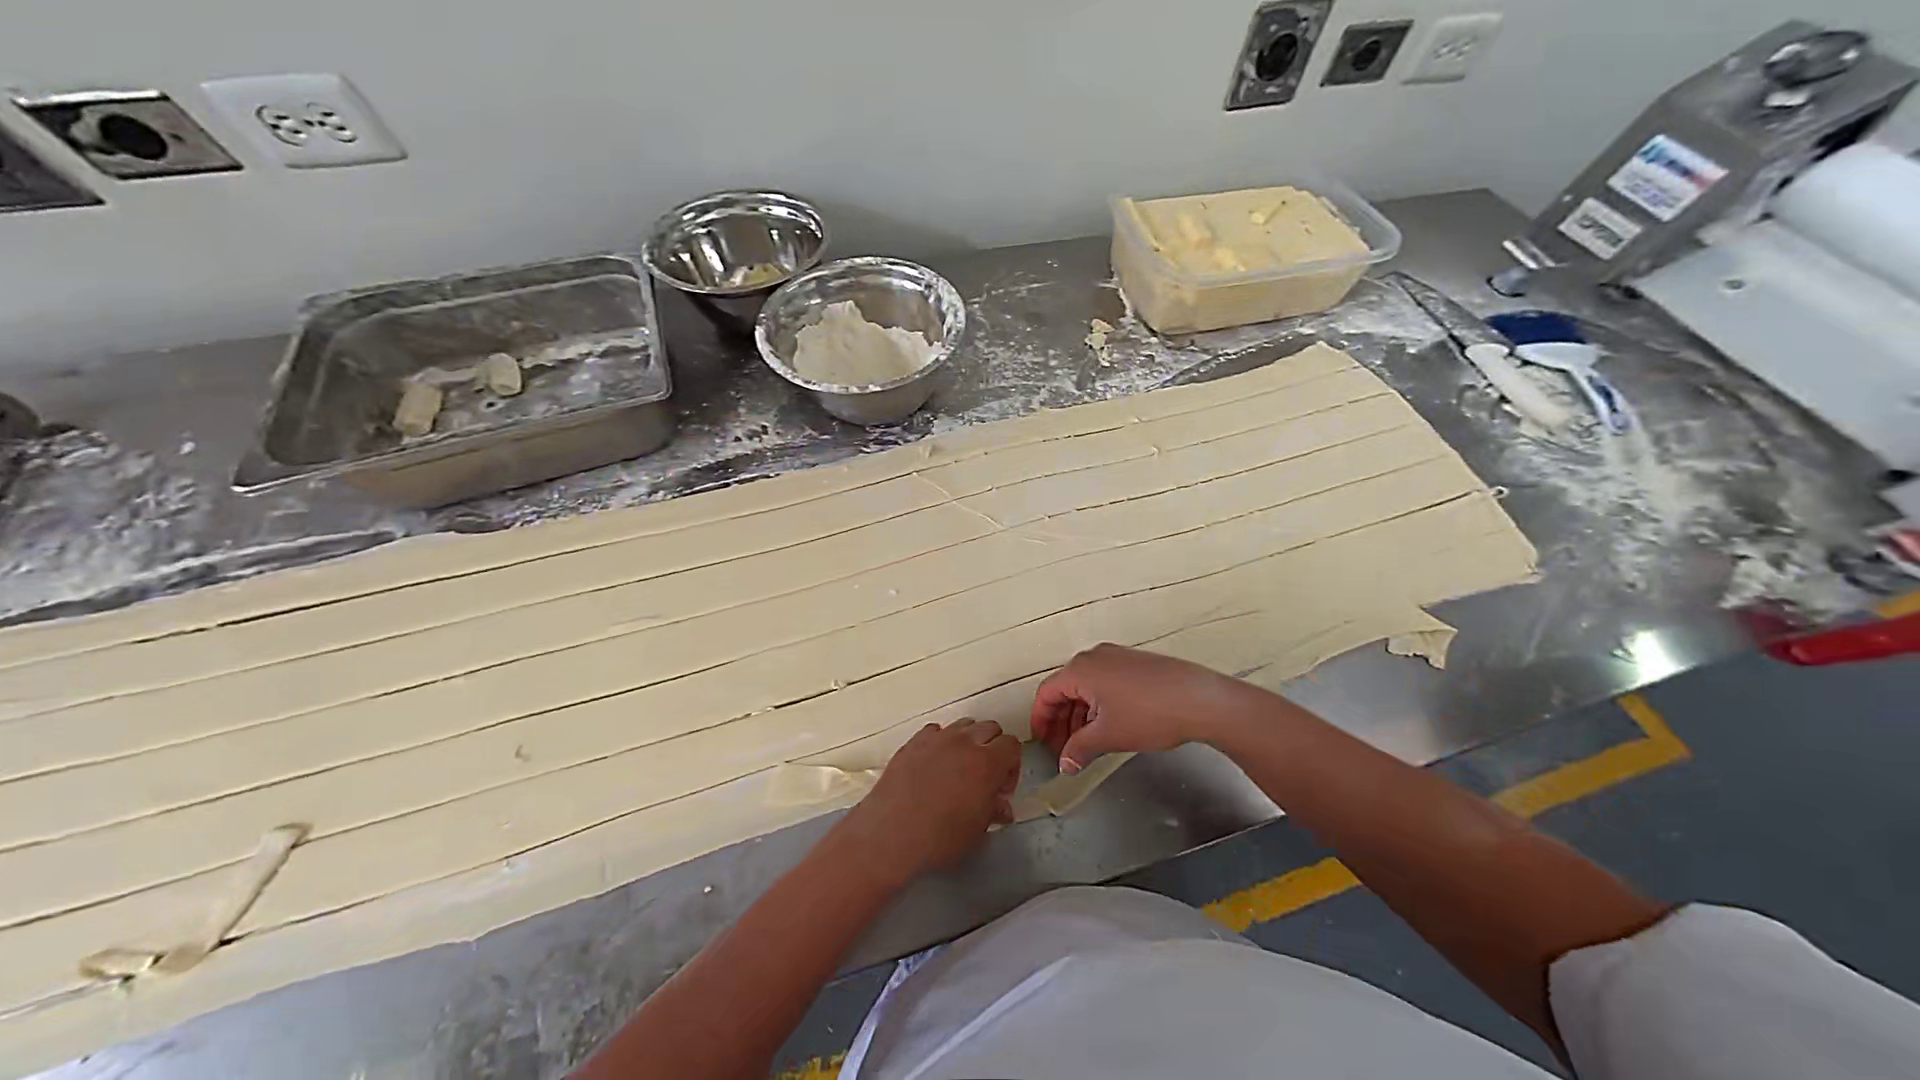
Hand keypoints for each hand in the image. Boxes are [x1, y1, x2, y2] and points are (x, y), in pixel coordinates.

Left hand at [833, 719, 1021, 883]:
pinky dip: (940, 742)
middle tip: (985, 777)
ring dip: (969, 741)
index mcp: (987, 763)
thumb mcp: (976, 832)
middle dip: (993, 749)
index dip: (1011, 766)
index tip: (1001, 789)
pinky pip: (935, 731)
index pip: (1012, 745)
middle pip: (990, 728)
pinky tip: (934, 765)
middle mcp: (964, 742)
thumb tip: (1000, 807)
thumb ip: (993, 812)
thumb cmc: (938, 839)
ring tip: (960, 768)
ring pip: (963, 725)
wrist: (889, 836)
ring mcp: (936, 739)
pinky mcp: (912, 743)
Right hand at [1031, 643, 1250, 773]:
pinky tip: (1106, 727)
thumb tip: (1066, 762)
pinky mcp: (1135, 664)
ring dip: (1079, 716)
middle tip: (1063, 749)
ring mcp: (1117, 657)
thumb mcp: (1108, 736)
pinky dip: (1098, 705)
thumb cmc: (1152, 713)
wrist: (1200, 700)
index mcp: (1081, 669)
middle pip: (1065, 689)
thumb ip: (1079, 749)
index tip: (1041, 741)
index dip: (1040, 720)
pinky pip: (1104, 683)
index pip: (1047, 693)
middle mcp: (1095, 657)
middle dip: (1061, 721)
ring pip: (1086, 687)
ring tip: (1085, 744)